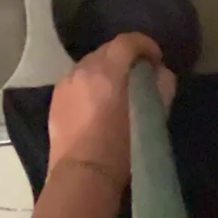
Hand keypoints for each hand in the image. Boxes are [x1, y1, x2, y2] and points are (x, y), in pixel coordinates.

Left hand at [49, 33, 175, 188]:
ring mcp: (66, 82)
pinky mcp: (56, 98)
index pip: (127, 41)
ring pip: (91, 64)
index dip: (145, 45)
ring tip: (117, 90)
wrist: (83, 176)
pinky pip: (77, 80)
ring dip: (107, 70)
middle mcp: (84, 69)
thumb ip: (161, 88)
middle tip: (139, 76)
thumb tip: (160, 73)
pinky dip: (90, 83)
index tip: (156, 60)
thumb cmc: (122, 148)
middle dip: (126, 58)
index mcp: (108, 71)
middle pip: (108, 50)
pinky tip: (96, 103)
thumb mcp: (151, 118)